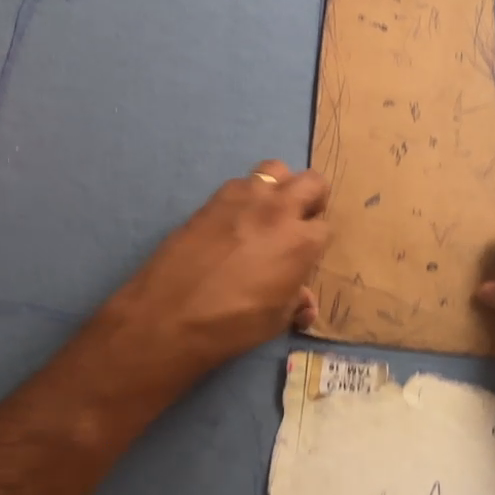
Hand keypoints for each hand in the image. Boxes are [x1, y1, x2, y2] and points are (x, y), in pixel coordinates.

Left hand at [109, 160, 329, 374]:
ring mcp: (244, 198)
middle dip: (312, 198)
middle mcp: (278, 210)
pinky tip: (233, 220)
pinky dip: (244, 196)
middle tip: (299, 221)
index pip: (325, 227)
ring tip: (267, 212)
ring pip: (274, 170)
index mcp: (301, 242)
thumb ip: (295, 302)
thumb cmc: (232, 324)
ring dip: (278, 187)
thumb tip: (304, 304)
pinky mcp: (213, 199)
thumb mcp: (275, 320)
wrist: (169, 315)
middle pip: (312, 182)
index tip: (305, 256)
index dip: (316, 243)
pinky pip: (239, 183)